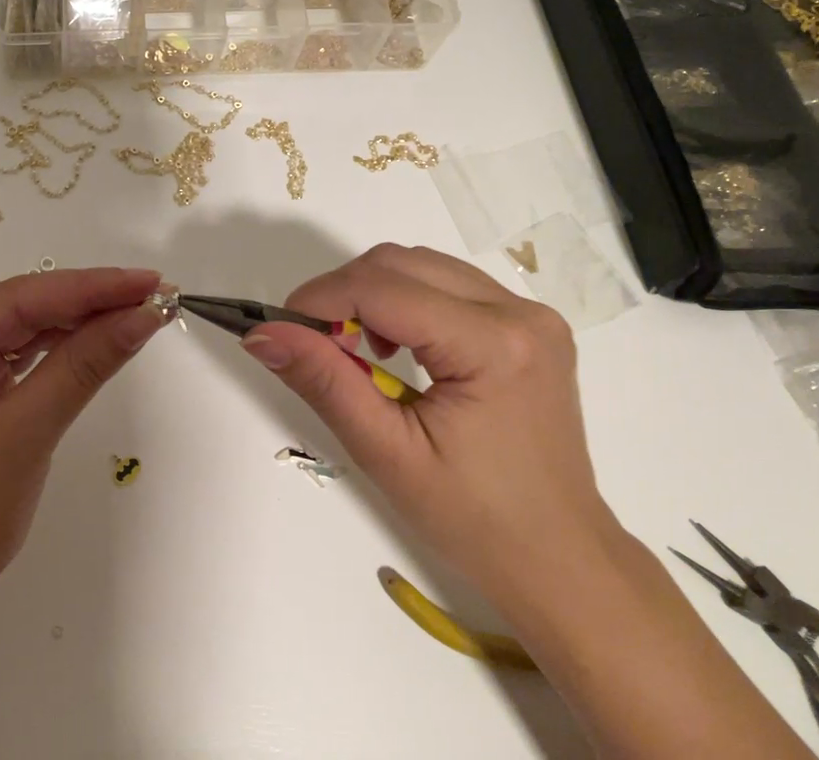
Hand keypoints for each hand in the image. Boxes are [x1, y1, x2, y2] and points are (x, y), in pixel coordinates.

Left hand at [0, 268, 168, 604]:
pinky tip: (99, 334)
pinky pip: (15, 349)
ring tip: (139, 309)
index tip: (149, 281)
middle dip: (87, 300)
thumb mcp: (27, 433)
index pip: (16, 299)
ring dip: (78, 319)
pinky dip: (58, 345)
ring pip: (20, 323)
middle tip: (155, 293)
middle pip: (18, 305)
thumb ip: (84, 365)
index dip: (87, 287)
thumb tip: (143, 315)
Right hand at [238, 244, 617, 600]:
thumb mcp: (384, 451)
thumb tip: (262, 333)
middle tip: (316, 346)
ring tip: (358, 353)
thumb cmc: (471, 517)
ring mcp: (532, 316)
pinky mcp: (529, 327)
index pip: (382, 287)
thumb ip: (323, 381)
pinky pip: (448, 286)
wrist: (555, 555)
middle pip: (402, 263)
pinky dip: (405, 303)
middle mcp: (521, 313)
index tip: (279, 330)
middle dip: (343, 293)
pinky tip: (397, 351)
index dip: (319, 299)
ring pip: (423, 266)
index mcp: (494, 345)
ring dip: (373, 294)